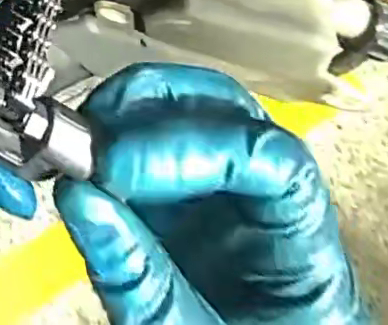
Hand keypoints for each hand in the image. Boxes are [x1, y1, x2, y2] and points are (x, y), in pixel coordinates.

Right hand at [55, 64, 368, 324]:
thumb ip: (139, 282)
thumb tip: (82, 197)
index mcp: (305, 254)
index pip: (265, 158)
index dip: (186, 147)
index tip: (118, 166)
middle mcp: (271, 209)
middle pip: (229, 112)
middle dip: (156, 105)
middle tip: (97, 126)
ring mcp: (227, 200)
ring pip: (190, 112)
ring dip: (130, 112)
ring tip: (83, 138)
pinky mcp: (184, 203)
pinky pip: (153, 144)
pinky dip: (115, 138)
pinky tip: (83, 158)